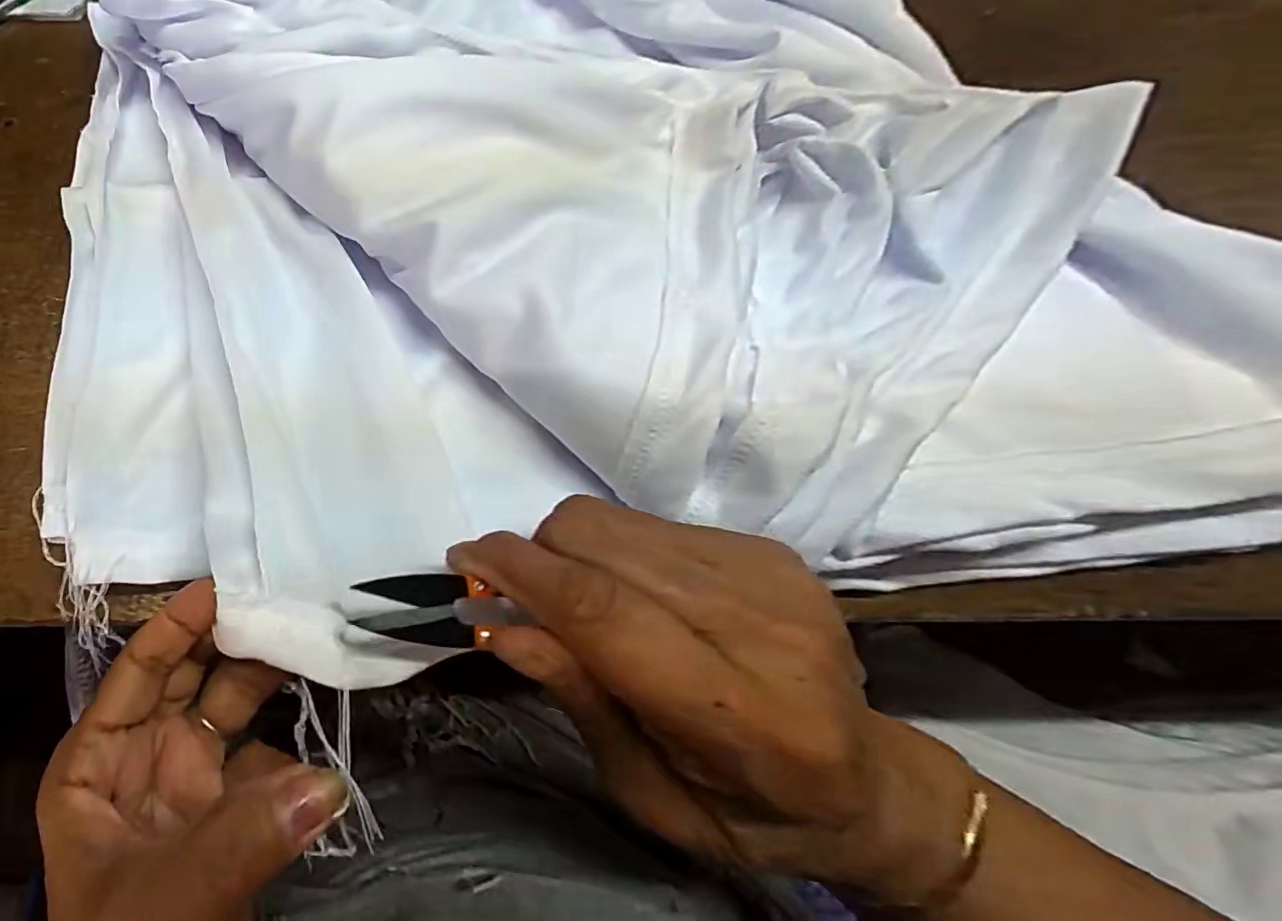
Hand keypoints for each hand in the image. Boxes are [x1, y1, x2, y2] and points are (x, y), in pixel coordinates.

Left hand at [36, 579, 349, 920]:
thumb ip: (241, 837)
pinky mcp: (226, 814)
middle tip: (277, 602)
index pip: (136, 673)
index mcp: (95, 764)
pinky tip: (313, 735)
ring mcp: (185, 784)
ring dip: (264, 679)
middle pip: (187, 678)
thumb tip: (328, 783)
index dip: (173, 626)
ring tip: (307, 642)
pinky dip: (288, 750)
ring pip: (226, 709)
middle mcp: (140, 759)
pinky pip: (259, 762)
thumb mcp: (166, 895)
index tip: (219, 588)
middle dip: (228, 640)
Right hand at [453, 497, 976, 904]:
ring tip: (575, 598)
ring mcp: (769, 574)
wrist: (870, 785)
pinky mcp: (765, 547)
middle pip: (598, 542)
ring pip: (611, 519)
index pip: (602, 610)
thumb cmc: (746, 813)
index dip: (521, 572)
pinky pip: (641, 521)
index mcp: (741, 716)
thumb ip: (578, 700)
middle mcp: (763, 626)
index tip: (463, 559)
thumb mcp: (647, 793)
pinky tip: (628, 591)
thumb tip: (501, 627)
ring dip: (566, 550)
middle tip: (517, 597)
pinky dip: (608, 548)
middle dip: (533, 557)